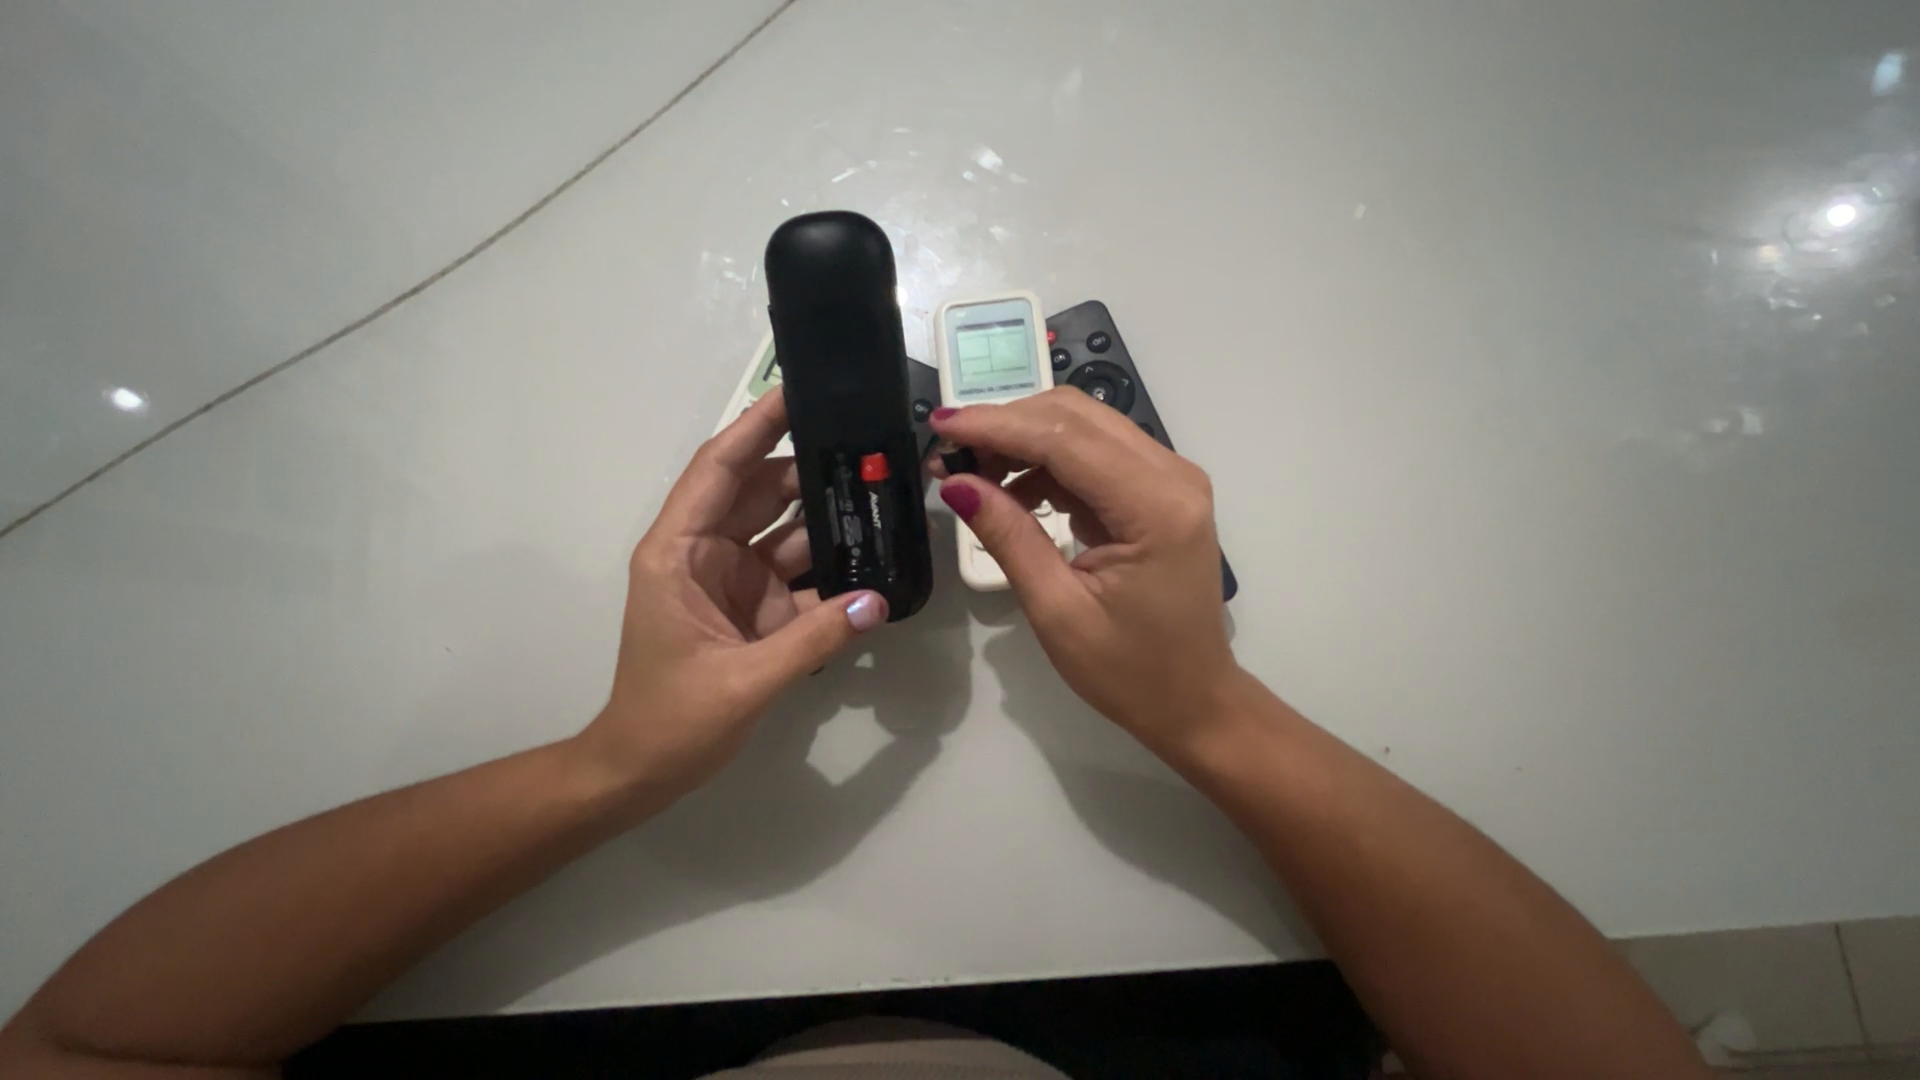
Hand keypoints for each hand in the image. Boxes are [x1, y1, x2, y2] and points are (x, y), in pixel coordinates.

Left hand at [581, 387, 886, 805]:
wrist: (642, 772)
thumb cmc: (669, 721)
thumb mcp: (743, 680)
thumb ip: (815, 639)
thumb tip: (879, 600)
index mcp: (679, 552)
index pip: (719, 470)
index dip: (756, 427)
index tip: (798, 392)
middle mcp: (708, 554)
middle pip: (763, 493)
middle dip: (812, 469)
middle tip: (870, 446)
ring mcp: (737, 581)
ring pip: (790, 532)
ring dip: (831, 517)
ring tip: (885, 493)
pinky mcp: (760, 609)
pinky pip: (804, 576)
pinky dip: (837, 568)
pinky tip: (878, 555)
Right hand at [930, 388, 1237, 754]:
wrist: (1192, 699)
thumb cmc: (1129, 671)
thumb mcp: (1057, 610)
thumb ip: (1009, 537)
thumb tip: (955, 483)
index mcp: (1156, 507)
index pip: (1065, 439)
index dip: (997, 425)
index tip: (941, 426)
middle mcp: (1173, 476)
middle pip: (1077, 417)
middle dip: (1007, 425)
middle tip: (950, 454)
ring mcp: (1171, 479)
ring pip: (1085, 426)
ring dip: (1024, 439)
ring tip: (971, 472)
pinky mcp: (1159, 490)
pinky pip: (1095, 454)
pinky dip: (1047, 461)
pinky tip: (1011, 489)